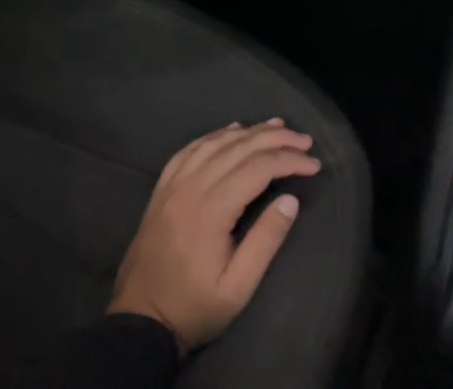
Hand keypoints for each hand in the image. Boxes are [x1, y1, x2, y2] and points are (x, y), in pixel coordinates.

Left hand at [107, 119, 320, 352]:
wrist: (138, 325)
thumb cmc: (194, 308)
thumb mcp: (237, 287)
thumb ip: (265, 241)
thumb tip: (291, 200)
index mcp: (210, 212)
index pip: (258, 168)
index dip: (290, 161)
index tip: (314, 165)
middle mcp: (189, 191)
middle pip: (239, 148)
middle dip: (276, 139)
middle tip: (304, 141)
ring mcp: (171, 190)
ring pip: (214, 144)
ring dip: (248, 131)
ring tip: (277, 126)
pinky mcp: (160, 194)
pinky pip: (187, 152)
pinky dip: (213, 136)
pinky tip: (231, 131)